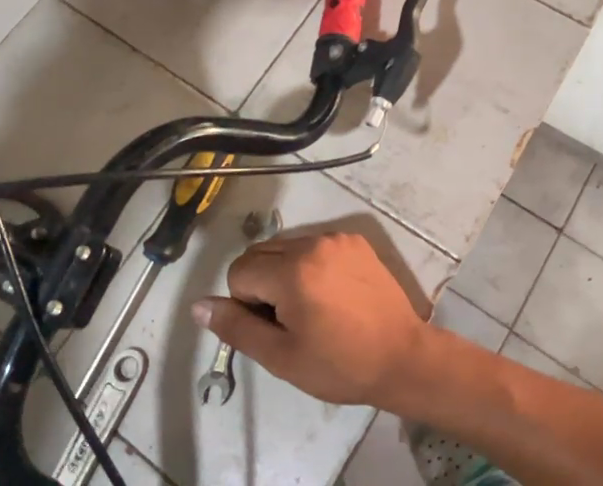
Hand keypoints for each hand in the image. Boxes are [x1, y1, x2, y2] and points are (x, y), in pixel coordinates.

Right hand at [191, 232, 431, 407]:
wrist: (402, 357)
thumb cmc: (339, 364)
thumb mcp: (281, 356)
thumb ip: (236, 327)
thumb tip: (199, 305)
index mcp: (292, 270)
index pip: (240, 272)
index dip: (247, 303)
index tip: (274, 327)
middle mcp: (313, 242)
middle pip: (261, 253)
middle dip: (263, 284)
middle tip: (290, 320)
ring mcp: (338, 238)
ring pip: (287, 246)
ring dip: (286, 272)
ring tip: (312, 308)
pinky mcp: (357, 241)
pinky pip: (315, 244)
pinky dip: (311, 264)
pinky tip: (332, 294)